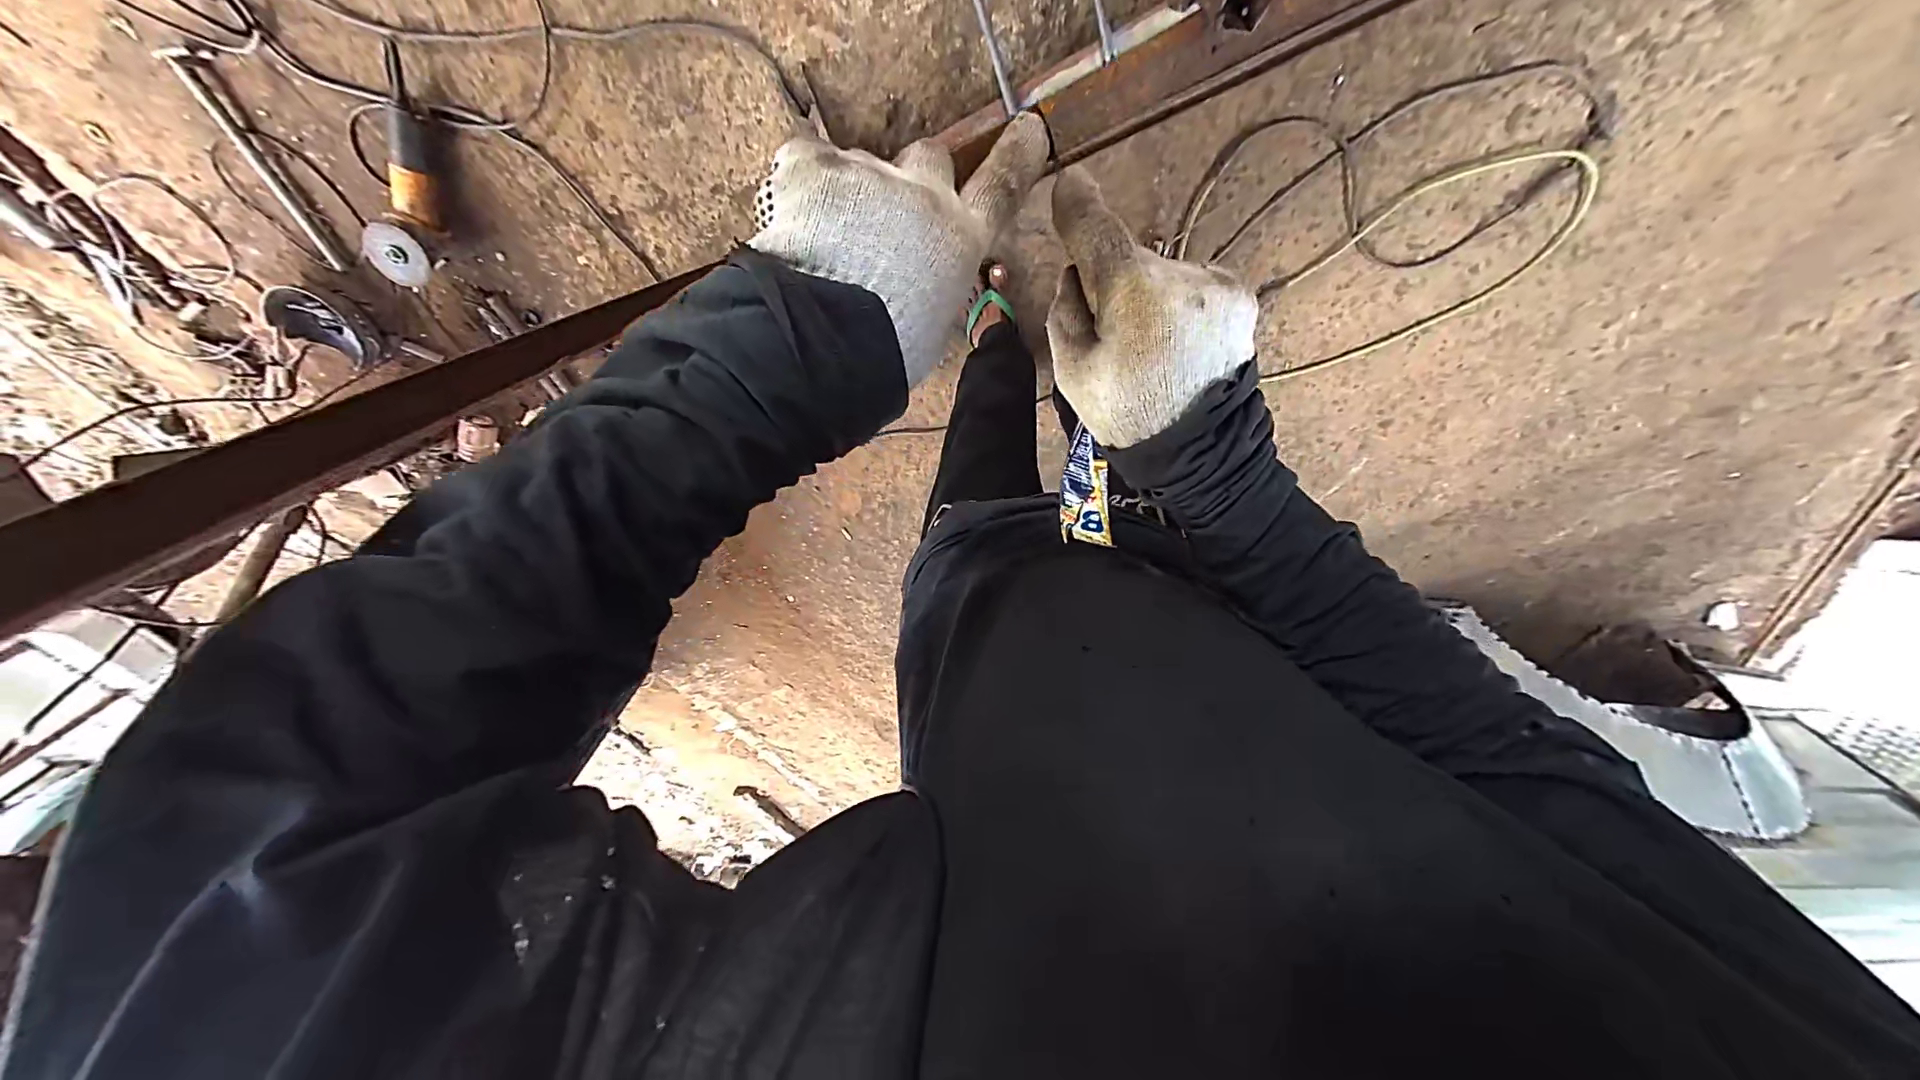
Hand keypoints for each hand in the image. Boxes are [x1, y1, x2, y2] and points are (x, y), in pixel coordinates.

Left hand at [749, 114, 1049, 386]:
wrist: (829, 340)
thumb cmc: (886, 349)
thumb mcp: (934, 323)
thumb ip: (935, 284)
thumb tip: (921, 281)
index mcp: (958, 239)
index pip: (1000, 188)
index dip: (1016, 157)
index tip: (1027, 132)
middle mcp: (923, 196)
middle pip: (930, 156)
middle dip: (912, 176)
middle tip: (886, 212)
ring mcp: (869, 175)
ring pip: (863, 164)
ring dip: (850, 193)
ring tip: (822, 242)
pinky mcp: (816, 167)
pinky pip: (807, 156)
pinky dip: (800, 184)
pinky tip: (793, 221)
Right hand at [1047, 166, 1257, 447]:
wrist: (1198, 452)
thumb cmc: (1126, 415)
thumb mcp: (1072, 372)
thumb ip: (1066, 311)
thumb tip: (1078, 273)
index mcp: (1134, 290)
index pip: (1098, 231)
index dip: (1077, 207)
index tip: (1069, 184)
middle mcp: (1182, 273)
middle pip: (1130, 259)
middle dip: (1112, 283)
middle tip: (1109, 334)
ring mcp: (1218, 284)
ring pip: (1162, 274)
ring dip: (1147, 296)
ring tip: (1149, 348)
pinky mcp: (1240, 298)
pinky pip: (1191, 287)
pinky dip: (1176, 305)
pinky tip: (1175, 343)